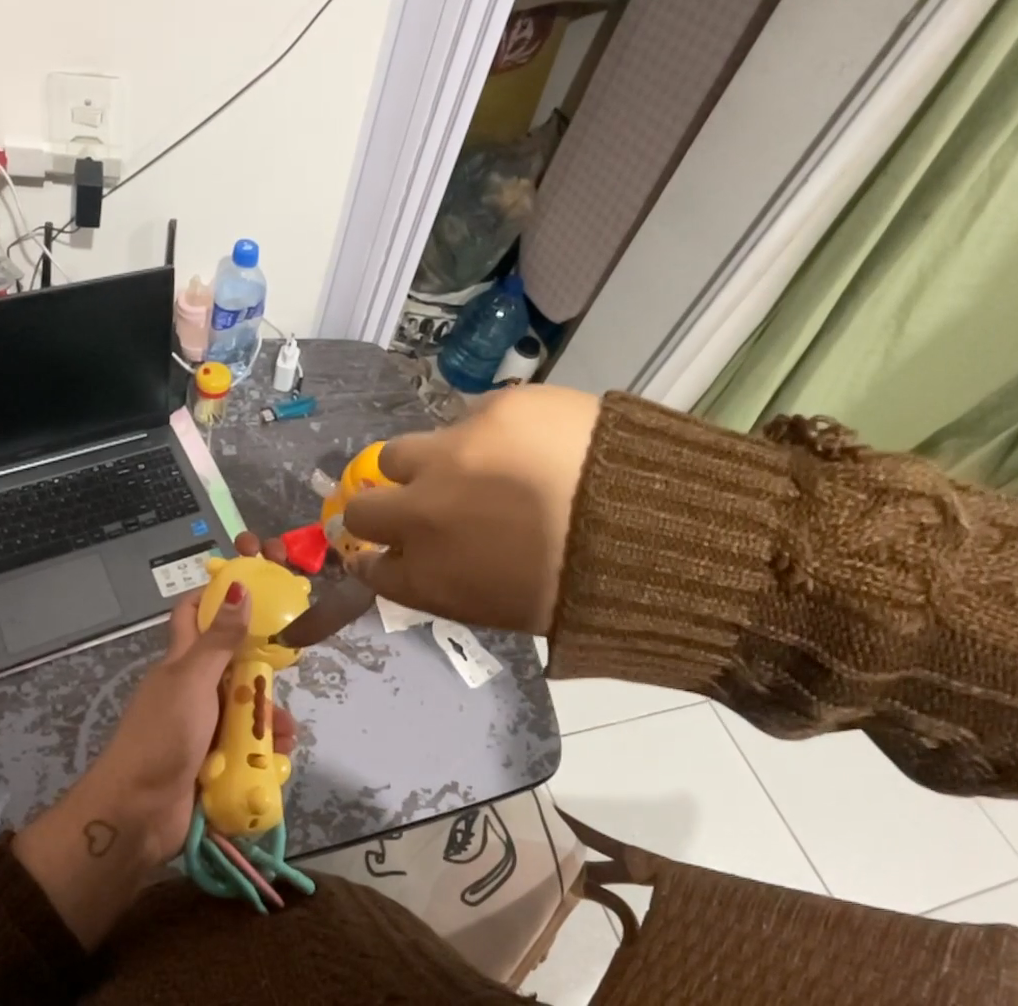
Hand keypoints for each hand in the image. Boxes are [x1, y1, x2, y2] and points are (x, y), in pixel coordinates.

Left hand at [91, 588, 295, 864]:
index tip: (250, 590)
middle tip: (285, 682)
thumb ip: (219, 640)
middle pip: (231, 671)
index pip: (193, 618)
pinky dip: (262, 754)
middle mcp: (191, 693)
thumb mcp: (193, 681)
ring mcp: (200, 731)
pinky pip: (244, 752)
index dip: (213, 600)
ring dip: (267, 723)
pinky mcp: (211, 765)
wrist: (137, 811)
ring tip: (287, 738)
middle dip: (261, 677)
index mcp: (180, 665)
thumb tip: (238, 587)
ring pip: (242, 714)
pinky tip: (279, 761)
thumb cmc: (162, 735)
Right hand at [343, 385, 601, 632]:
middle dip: (380, 510)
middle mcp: (420, 513)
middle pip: (363, 507)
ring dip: (422, 464)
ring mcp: (449, 455)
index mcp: (427, 575)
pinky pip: (466, 418)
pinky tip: (527, 443)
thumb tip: (429, 555)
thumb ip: (448, 580)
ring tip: (469, 466)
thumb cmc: (584, 590)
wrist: (654, 528)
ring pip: (399, 453)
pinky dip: (484, 434)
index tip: (384, 548)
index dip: (372, 554)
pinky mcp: (490, 409)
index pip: (368, 564)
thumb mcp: (501, 607)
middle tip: (415, 504)